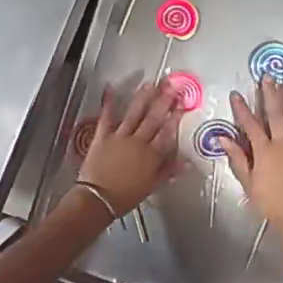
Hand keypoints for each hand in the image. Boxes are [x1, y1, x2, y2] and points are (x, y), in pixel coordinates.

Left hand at [77, 80, 183, 214]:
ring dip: (143, 97)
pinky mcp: (102, 136)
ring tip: (150, 84)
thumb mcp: (151, 186)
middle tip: (171, 86)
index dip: (175, 116)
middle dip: (163, 101)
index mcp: (152, 155)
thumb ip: (167, 171)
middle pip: (154, 118)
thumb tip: (185, 162)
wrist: (98, 199)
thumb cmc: (125, 196)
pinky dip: (108, 102)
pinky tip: (110, 88)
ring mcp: (120, 137)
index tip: (182, 103)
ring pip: (134, 113)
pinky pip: (107, 116)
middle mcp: (138, 142)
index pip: (167, 132)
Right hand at [220, 77, 282, 228]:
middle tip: (269, 76)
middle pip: (275, 115)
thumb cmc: (269, 201)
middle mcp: (282, 143)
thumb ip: (237, 158)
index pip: (250, 125)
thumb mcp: (248, 181)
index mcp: (264, 150)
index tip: (236, 94)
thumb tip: (223, 138)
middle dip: (271, 94)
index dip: (242, 109)